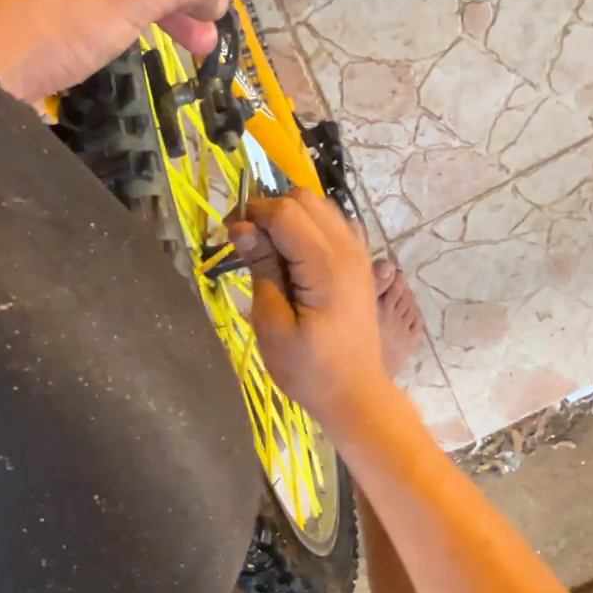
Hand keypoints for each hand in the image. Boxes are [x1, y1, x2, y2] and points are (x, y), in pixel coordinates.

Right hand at [229, 192, 396, 431]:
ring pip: (322, 207)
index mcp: (326, 266)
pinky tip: (296, 257)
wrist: (355, 393)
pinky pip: (335, 225)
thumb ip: (262, 270)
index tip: (231, 238)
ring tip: (270, 251)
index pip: (285, 212)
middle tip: (248, 244)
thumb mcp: (273, 325)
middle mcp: (348, 250)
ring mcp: (359, 254)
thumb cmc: (309, 369)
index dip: (253, 216)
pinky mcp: (360, 264)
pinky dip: (311, 228)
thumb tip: (242, 228)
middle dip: (271, 211)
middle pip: (305, 199)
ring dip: (291, 218)